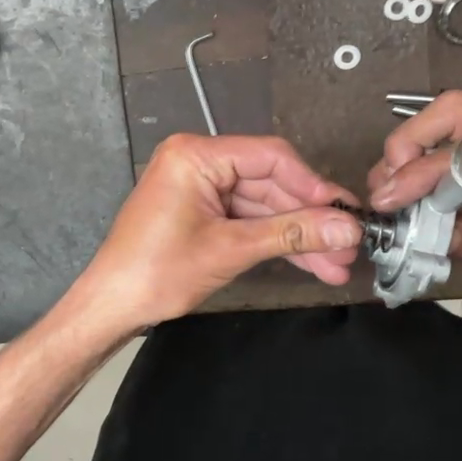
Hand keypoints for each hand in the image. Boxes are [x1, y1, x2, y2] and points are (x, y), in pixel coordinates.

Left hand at [70, 134, 361, 329]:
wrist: (112, 305)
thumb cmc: (155, 272)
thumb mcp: (230, 249)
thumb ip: (291, 234)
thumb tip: (346, 227)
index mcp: (195, 156)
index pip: (270, 156)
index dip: (313, 185)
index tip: (346, 212)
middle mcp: (196, 163)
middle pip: (270, 182)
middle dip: (309, 218)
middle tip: (349, 245)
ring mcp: (198, 189)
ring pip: (262, 206)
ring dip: (297, 235)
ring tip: (335, 264)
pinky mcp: (199, 213)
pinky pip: (245, 220)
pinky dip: (273, 241)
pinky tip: (309, 262)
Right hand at [365, 92, 461, 313]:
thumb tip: (421, 231)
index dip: (426, 168)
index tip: (390, 198)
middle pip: (460, 111)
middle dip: (411, 141)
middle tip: (386, 185)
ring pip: (457, 129)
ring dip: (417, 156)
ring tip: (391, 196)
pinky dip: (433, 175)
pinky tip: (416, 202)